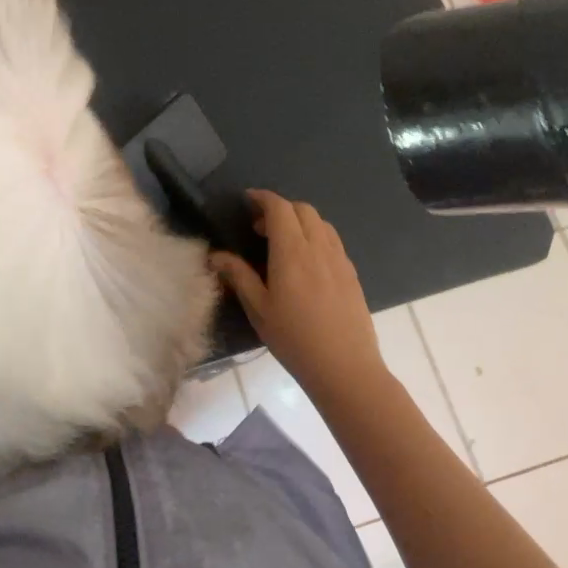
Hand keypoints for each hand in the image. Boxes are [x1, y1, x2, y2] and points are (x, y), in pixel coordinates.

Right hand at [210, 190, 385, 395]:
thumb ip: (239, 277)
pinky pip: (333, 241)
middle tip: (260, 228)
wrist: (346, 369)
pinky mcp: (352, 275)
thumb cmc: (295, 339)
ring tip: (283, 243)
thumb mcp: (259, 310)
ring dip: (300, 221)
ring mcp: (340, 260)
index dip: (262, 198)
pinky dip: (316, 237)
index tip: (247, 200)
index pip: (279, 208)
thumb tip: (216, 256)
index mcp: (292, 252)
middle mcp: (319, 248)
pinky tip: (307, 263)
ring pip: (321, 223)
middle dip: (280, 208)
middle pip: (303, 209)